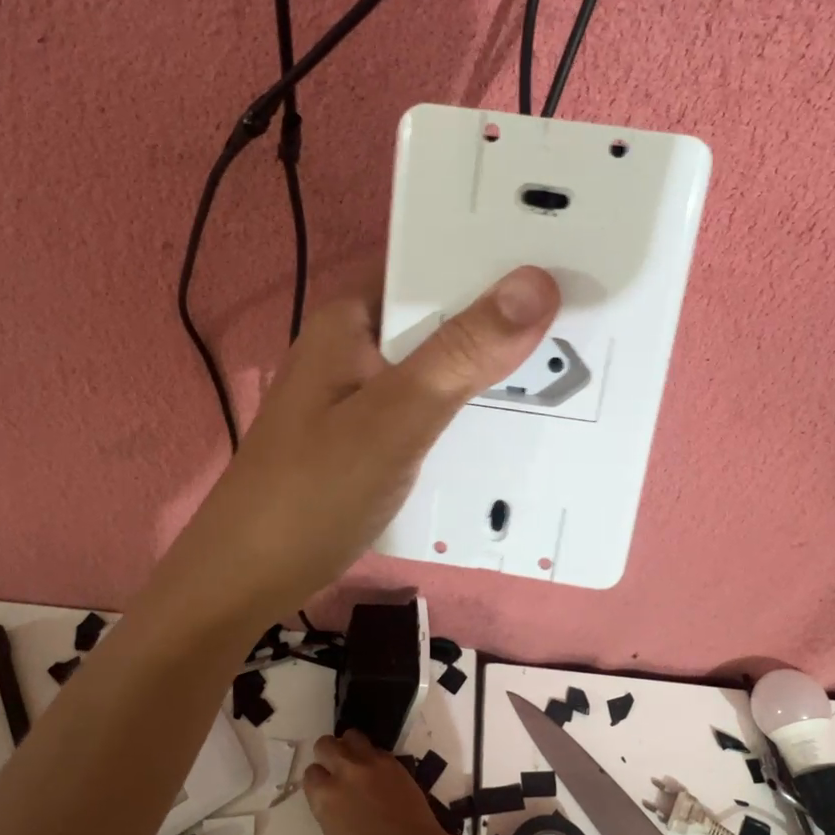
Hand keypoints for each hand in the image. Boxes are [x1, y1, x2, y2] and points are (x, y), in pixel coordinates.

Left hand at [155, 266, 560, 615]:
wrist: (248, 579)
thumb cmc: (312, 494)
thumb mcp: (395, 418)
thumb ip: (462, 353)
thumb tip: (537, 282)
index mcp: (350, 318)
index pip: (430, 259)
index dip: (492, 255)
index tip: (566, 256)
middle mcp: (357, 344)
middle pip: (440, 310)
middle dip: (501, 311)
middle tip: (585, 309)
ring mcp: (364, 390)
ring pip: (440, 358)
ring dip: (489, 359)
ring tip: (571, 353)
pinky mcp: (372, 432)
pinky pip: (432, 399)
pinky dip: (468, 400)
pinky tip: (513, 411)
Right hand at [304, 730, 468, 834]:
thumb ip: (329, 811)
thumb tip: (331, 797)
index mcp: (326, 798)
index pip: (311, 773)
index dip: (316, 780)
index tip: (322, 788)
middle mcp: (346, 772)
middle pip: (326, 744)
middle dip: (327, 754)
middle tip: (334, 768)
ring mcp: (372, 763)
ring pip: (352, 736)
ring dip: (349, 747)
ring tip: (355, 763)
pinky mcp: (393, 761)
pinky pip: (375, 748)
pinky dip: (372, 756)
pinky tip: (377, 773)